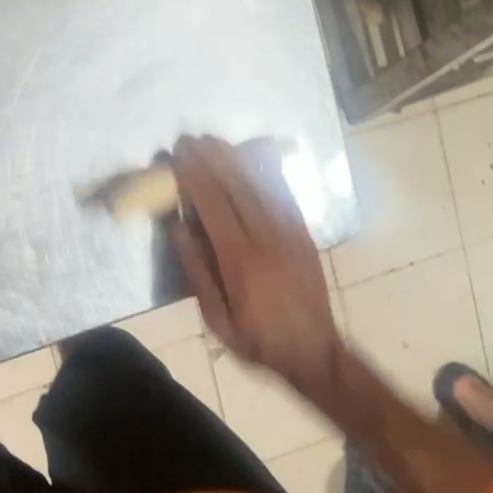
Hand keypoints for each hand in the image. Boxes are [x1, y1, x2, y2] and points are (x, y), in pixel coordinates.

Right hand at [167, 136, 343, 390]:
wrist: (314, 352)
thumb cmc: (256, 340)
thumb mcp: (216, 316)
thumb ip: (196, 268)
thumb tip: (177, 225)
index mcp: (240, 261)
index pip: (213, 205)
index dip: (194, 176)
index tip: (178, 156)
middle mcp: (267, 239)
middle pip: (237, 187)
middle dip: (211, 159)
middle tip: (190, 139)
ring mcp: (290, 234)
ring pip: (261, 186)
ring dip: (235, 159)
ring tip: (214, 142)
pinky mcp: (304, 234)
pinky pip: (284, 195)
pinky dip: (266, 173)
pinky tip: (252, 157)